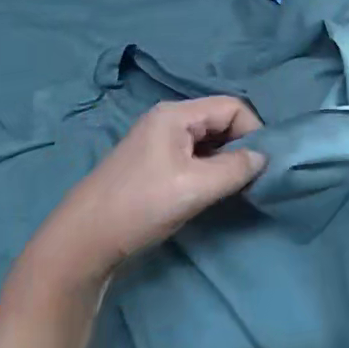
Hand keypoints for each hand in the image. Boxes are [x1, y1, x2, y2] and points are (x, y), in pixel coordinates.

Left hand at [32, 97, 265, 283]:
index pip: (233, 107)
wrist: (85, 240)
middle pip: (221, 120)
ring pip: (209, 140)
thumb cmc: (141, 206)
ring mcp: (159, 141)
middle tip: (248, 177)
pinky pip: (195, 154)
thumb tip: (263, 158)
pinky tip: (210, 191)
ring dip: (226, 160)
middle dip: (241, 146)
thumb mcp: (197, 187)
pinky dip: (210, 168)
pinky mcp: (155, 162)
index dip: (253, 132)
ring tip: (231, 187)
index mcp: (176, 114)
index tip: (260, 165)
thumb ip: (236, 168)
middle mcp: (168, 119)